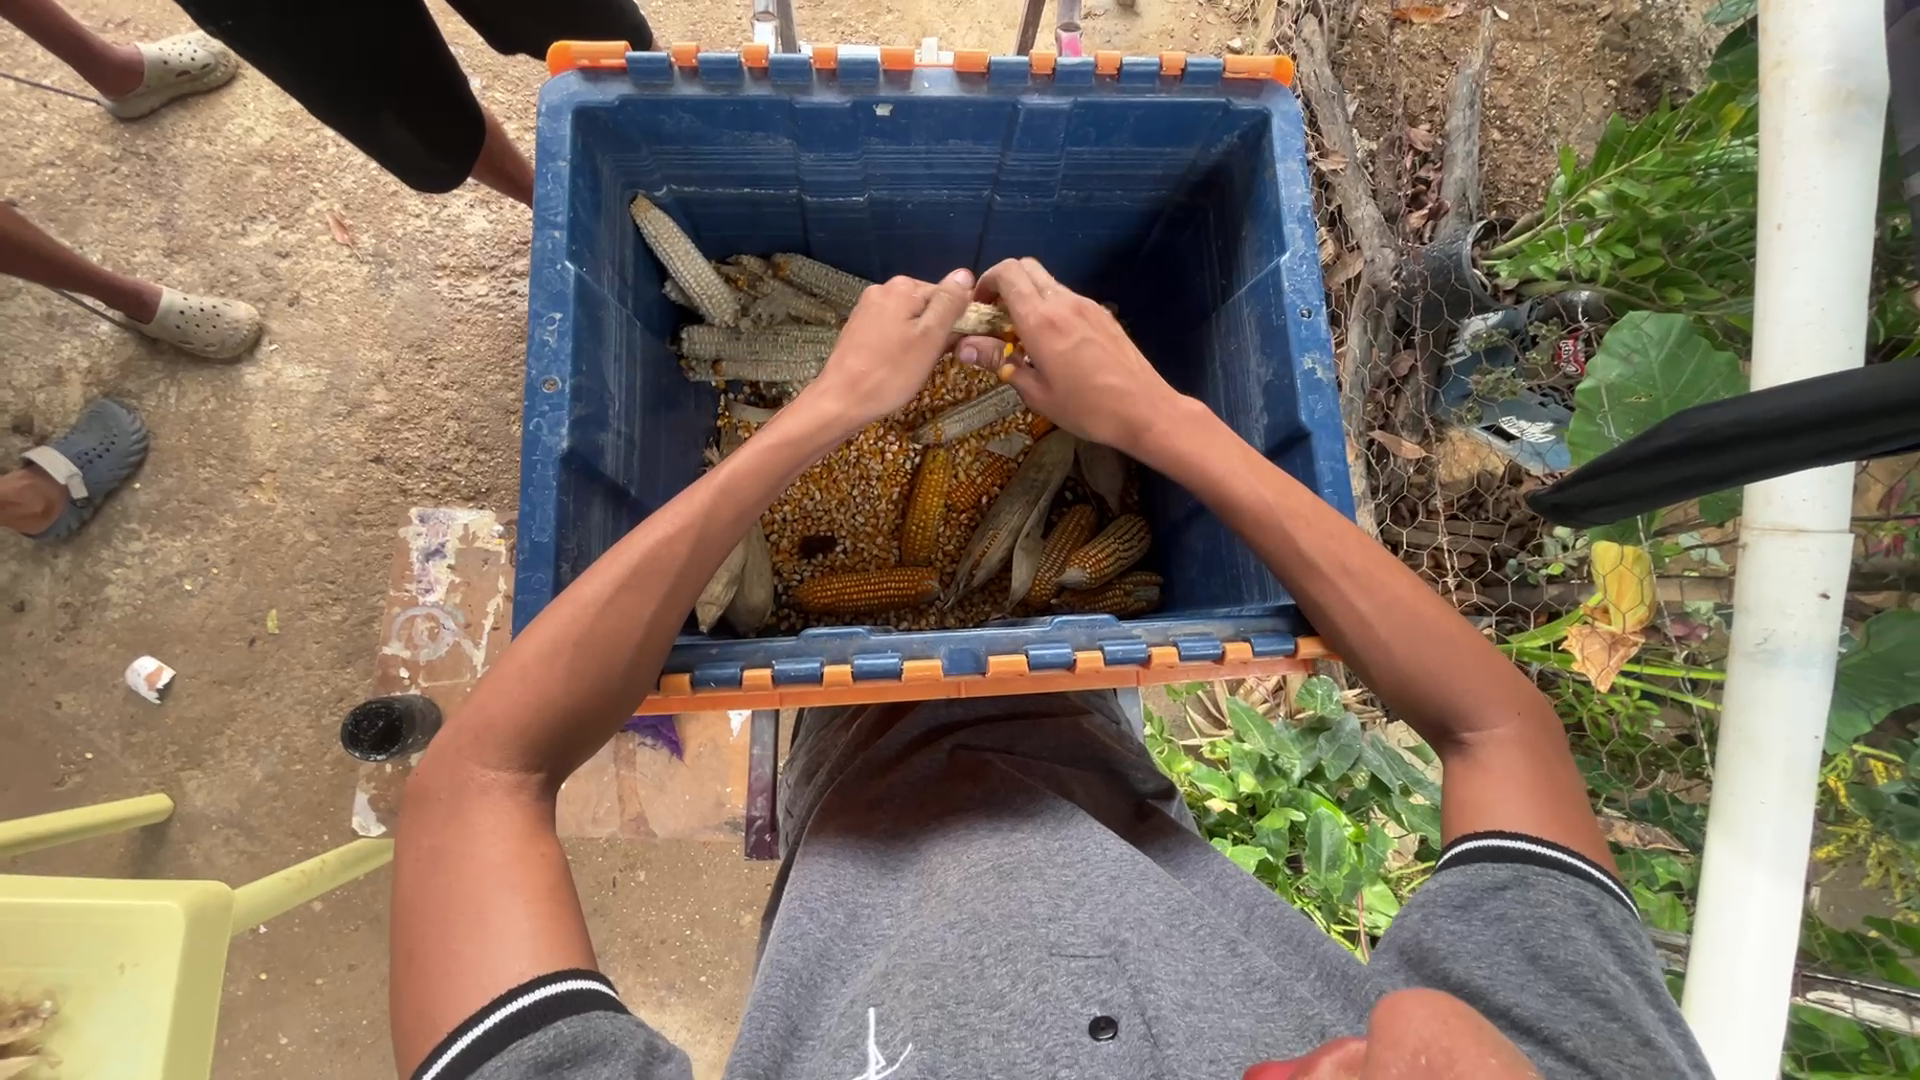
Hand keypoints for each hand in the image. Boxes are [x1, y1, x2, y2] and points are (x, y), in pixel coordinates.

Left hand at [803, 268, 974, 431]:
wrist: (841, 400)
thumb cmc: (891, 372)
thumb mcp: (930, 337)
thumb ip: (949, 303)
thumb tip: (965, 273)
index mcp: (904, 287)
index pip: (947, 295)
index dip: (957, 321)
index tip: (954, 346)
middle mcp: (883, 289)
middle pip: (926, 305)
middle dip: (936, 329)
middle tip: (933, 359)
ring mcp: (866, 308)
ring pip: (909, 318)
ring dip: (919, 339)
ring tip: (914, 365)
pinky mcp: (857, 327)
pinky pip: (891, 329)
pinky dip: (900, 344)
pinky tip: (896, 364)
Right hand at [954, 258, 1185, 455]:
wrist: (1144, 409)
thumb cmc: (1086, 408)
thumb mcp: (1036, 392)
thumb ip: (999, 362)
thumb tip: (963, 346)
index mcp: (1041, 320)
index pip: (1007, 274)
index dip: (986, 282)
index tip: (979, 308)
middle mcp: (1063, 302)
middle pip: (1026, 268)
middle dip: (1004, 284)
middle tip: (996, 316)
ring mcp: (1086, 305)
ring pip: (1047, 282)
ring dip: (1028, 297)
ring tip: (1023, 334)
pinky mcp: (1102, 314)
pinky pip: (1067, 299)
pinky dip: (1050, 308)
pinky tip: (1053, 342)